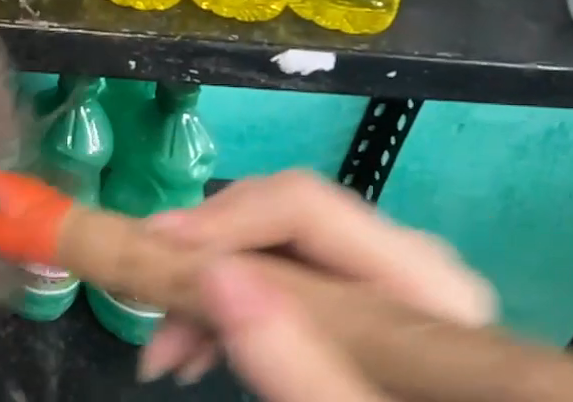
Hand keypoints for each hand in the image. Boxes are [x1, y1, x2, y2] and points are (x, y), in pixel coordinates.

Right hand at [139, 171, 496, 398]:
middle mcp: (405, 265)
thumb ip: (300, 367)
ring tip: (164, 350)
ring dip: (206, 292)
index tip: (154, 247)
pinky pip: (276, 280)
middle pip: (274, 221)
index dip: (220, 217)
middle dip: (202, 261)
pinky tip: (195, 350)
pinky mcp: (358, 305)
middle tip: (146, 303)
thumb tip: (213, 276)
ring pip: (266, 250)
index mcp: (426, 284)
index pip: (303, 205)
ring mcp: (382, 282)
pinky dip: (228, 311)